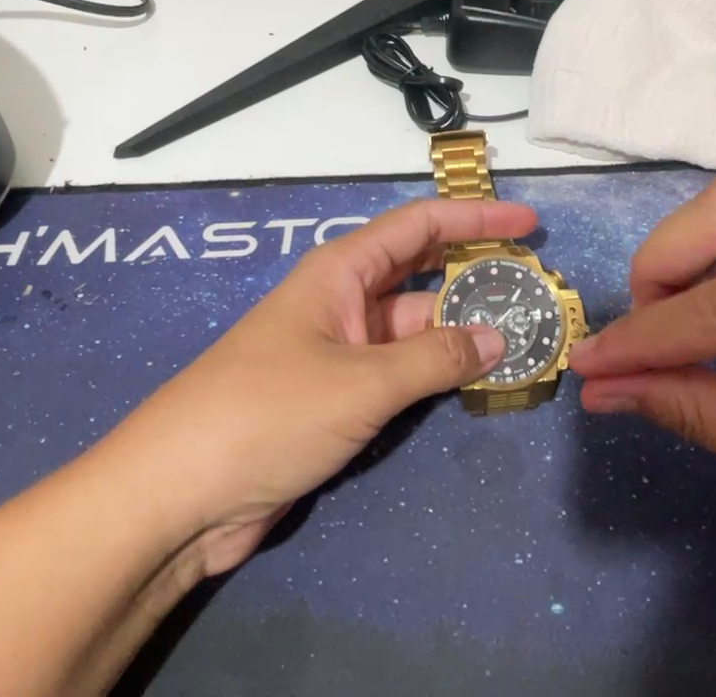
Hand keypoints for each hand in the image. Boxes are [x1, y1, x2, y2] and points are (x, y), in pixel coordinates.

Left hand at [104, 199, 532, 575]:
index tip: (529, 225)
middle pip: (421, 275)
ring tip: (524, 338)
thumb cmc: (267, 414)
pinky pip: (400, 373)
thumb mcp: (361, 382)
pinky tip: (477, 382)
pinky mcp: (337, 399)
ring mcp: (339, 352)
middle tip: (536, 287)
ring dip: (462, 332)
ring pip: (415, 329)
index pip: (420, 227)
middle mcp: (342, 303)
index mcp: (340, 273)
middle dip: (476, 276)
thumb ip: (435, 359)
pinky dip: (438, 374)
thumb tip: (497, 338)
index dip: (476, 220)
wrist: (179, 495)